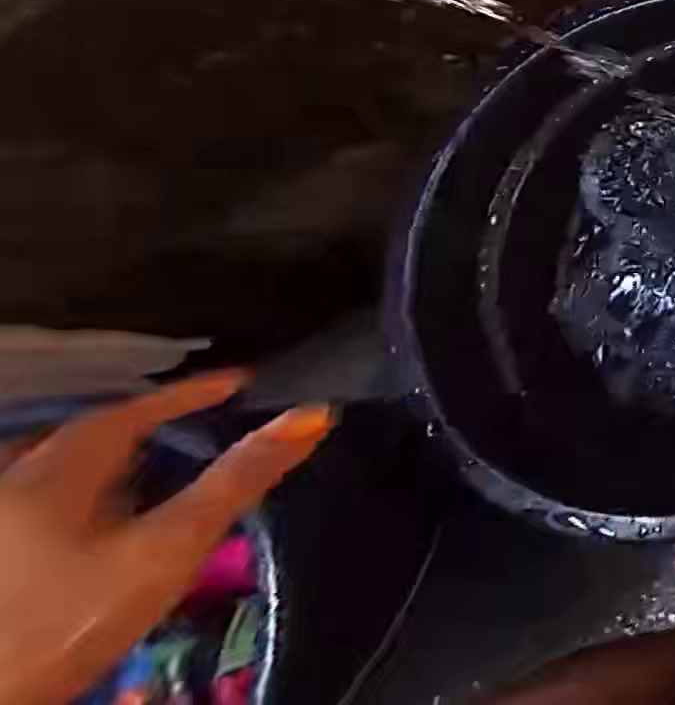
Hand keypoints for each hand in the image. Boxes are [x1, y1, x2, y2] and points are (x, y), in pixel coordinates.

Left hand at [0, 372, 332, 704]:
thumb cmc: (66, 619)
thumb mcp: (169, 546)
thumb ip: (240, 477)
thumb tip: (317, 412)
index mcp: (47, 479)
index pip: (122, 416)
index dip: (184, 395)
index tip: (239, 381)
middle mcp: (2, 494)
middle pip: (67, 445)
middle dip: (130, 427)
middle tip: (190, 420)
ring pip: (38, 481)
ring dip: (95, 466)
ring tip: (145, 465)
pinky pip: (27, 513)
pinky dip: (67, 501)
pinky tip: (86, 524)